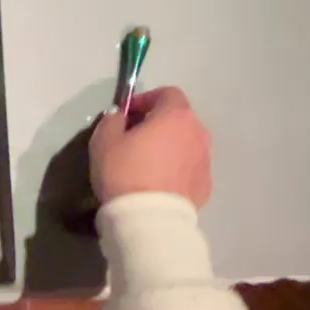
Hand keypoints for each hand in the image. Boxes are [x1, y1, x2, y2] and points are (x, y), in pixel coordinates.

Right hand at [90, 86, 211, 207]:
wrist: (149, 217)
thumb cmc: (124, 171)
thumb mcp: (103, 141)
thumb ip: (112, 120)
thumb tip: (120, 117)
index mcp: (175, 116)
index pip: (167, 93)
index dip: (146, 99)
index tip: (127, 114)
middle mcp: (198, 132)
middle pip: (179, 118)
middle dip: (158, 123)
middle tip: (134, 138)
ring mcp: (206, 159)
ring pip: (185, 143)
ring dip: (168, 146)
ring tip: (146, 163)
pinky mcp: (206, 184)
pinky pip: (188, 167)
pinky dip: (175, 168)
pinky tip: (156, 182)